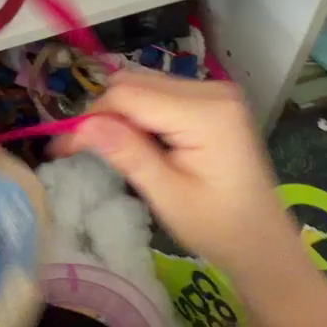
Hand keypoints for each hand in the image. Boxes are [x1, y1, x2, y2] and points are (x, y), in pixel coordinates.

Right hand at [53, 72, 295, 275]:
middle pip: (134, 83)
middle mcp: (212, 89)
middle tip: (83, 150)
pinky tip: (141, 143)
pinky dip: (140, 113)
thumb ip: (127, 153)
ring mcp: (214, 91)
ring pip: (142, 84)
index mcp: (207, 112)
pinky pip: (159, 92)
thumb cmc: (218, 227)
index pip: (129, 95)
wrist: (264, 244)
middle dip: (104, 113)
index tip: (62, 147)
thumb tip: (81, 125)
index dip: (91, 118)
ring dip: (121, 113)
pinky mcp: (211, 99)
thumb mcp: (168, 196)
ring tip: (113, 150)